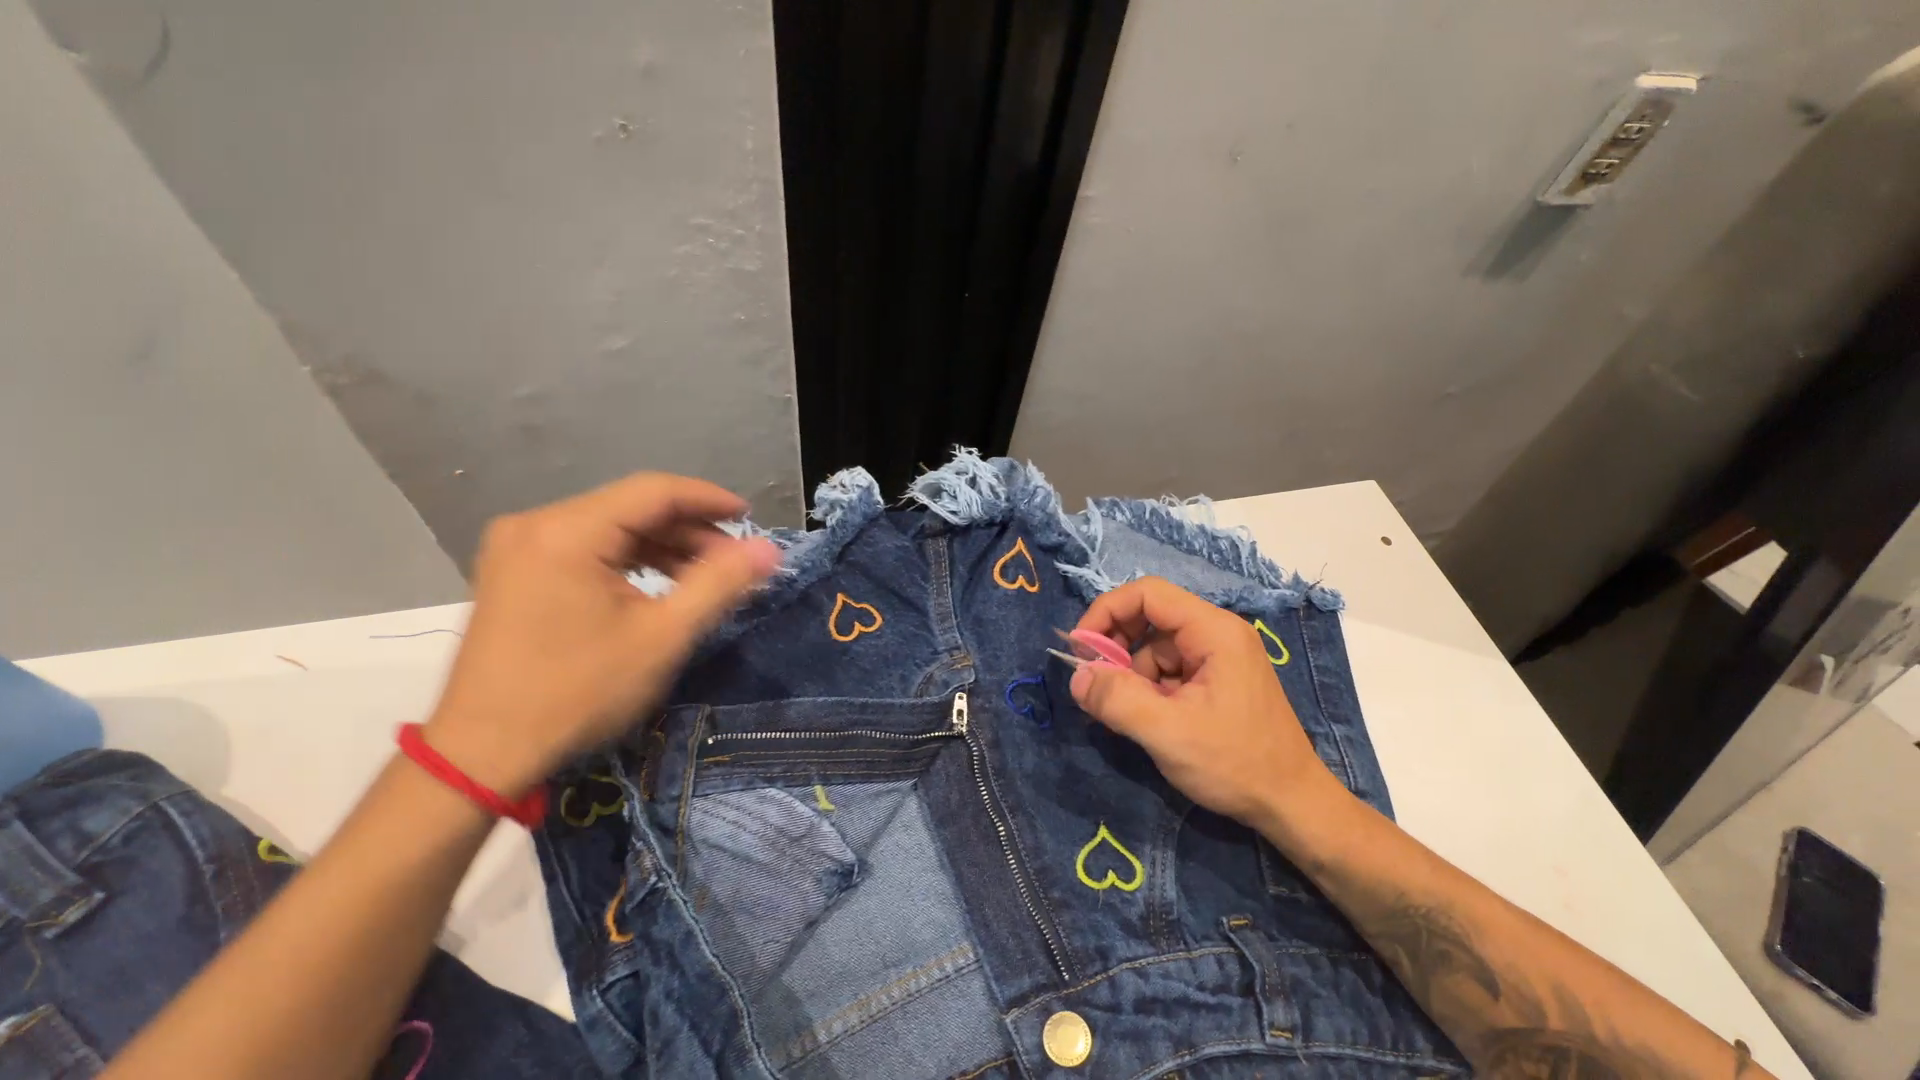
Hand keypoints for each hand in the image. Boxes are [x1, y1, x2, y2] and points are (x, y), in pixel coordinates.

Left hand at [423, 473, 779, 793]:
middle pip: (628, 508)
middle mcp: (535, 524)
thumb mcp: (661, 638)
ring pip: (606, 529)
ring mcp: (516, 548)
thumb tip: (768, 549)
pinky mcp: (510, 573)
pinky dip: (623, 562)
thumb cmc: (577, 693)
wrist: (481, 752)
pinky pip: (581, 549)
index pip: (653, 491)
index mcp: (567, 530)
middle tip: (731, 561)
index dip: (708, 500)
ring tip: (701, 579)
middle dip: (685, 530)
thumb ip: (719, 585)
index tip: (750, 518)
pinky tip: (653, 588)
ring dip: (657, 547)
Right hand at [1069, 577, 1339, 826]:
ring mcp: (1220, 658)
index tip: (1080, 649)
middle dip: (1117, 648)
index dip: (1107, 612)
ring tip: (1129, 717)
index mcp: (1214, 631)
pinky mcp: (1218, 682)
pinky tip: (1150, 722)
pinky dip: (1150, 690)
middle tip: (1096, 685)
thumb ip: (1117, 699)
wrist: (1291, 805)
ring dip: (1132, 676)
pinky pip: (1170, 671)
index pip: (1148, 593)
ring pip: (1156, 649)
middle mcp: (1218, 634)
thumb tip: (1075, 676)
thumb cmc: (1235, 764)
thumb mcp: (1168, 733)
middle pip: (1151, 618)